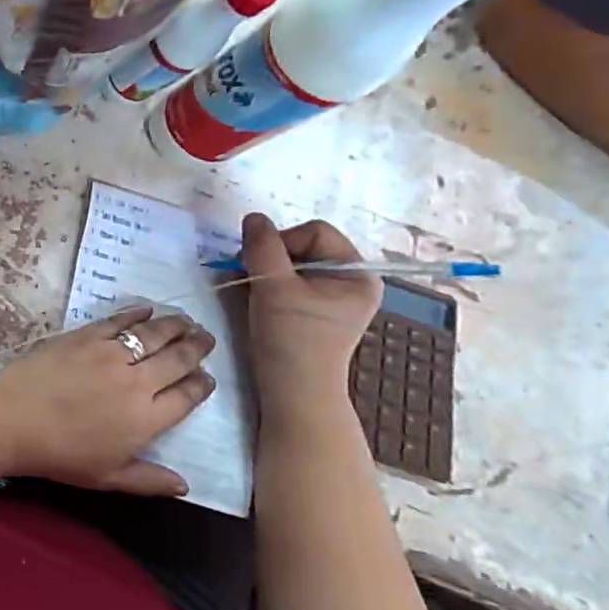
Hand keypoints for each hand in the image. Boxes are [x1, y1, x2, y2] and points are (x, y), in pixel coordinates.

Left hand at [0, 309, 216, 496]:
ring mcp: (111, 354)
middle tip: (206, 338)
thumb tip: (186, 485)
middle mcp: (137, 382)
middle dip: (196, 348)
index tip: (207, 376)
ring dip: (174, 326)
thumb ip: (150, 480)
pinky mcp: (87, 335)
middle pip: (176, 360)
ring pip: (153, 334)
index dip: (201, 385)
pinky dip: (137, 314)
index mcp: (146, 419)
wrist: (15, 417)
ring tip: (186, 321)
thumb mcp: (108, 478)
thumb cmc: (61, 454)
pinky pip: (119, 321)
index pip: (186, 397)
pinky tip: (147, 310)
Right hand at [238, 214, 381, 420]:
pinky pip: (288, 280)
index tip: (260, 266)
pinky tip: (256, 297)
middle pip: (303, 244)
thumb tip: (253, 217)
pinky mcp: (314, 309)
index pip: (314, 232)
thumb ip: (262, 247)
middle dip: (272, 256)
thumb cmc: (291, 339)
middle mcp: (350, 281)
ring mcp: (332, 296)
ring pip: (291, 262)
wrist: (293, 392)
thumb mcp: (273, 287)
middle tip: (251, 277)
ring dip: (265, 270)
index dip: (282, 241)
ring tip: (252, 289)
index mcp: (356, 274)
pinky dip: (268, 283)